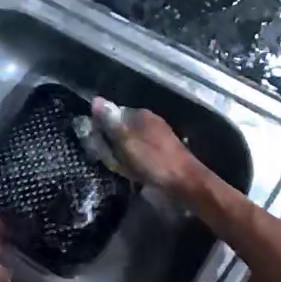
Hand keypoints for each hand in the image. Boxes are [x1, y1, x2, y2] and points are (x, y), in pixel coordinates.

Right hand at [91, 98, 208, 199]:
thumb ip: (110, 122)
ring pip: (129, 144)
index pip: (112, 115)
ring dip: (123, 156)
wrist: (184, 182)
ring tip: (125, 169)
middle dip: (113, 145)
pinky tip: (136, 173)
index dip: (103, 130)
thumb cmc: (153, 161)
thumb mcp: (126, 141)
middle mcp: (150, 121)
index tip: (100, 145)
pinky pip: (140, 154)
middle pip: (120, 130)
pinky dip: (135, 163)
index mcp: (141, 114)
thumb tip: (96, 99)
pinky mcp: (163, 152)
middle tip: (113, 161)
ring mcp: (158, 137)